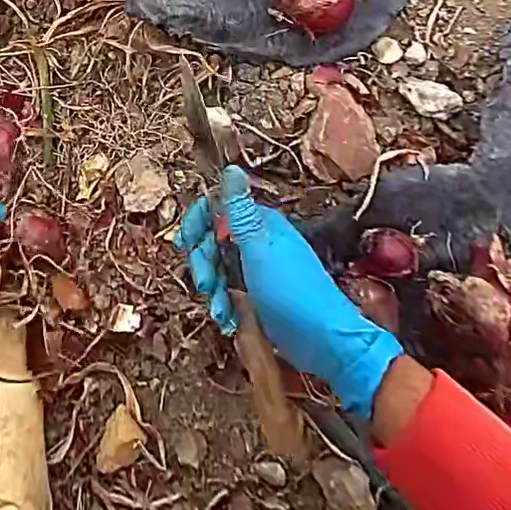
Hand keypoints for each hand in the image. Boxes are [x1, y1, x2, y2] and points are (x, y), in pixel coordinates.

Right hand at [176, 165, 403, 418]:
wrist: (325, 341)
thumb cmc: (292, 292)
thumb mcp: (258, 249)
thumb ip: (239, 211)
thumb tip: (231, 168)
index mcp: (259, 223)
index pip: (217, 208)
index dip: (197, 223)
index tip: (185, 243)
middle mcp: (257, 241)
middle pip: (212, 240)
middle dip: (204, 263)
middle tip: (206, 284)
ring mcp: (257, 268)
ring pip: (218, 268)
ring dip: (213, 289)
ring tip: (220, 310)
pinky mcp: (257, 294)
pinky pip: (229, 291)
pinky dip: (224, 304)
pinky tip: (229, 320)